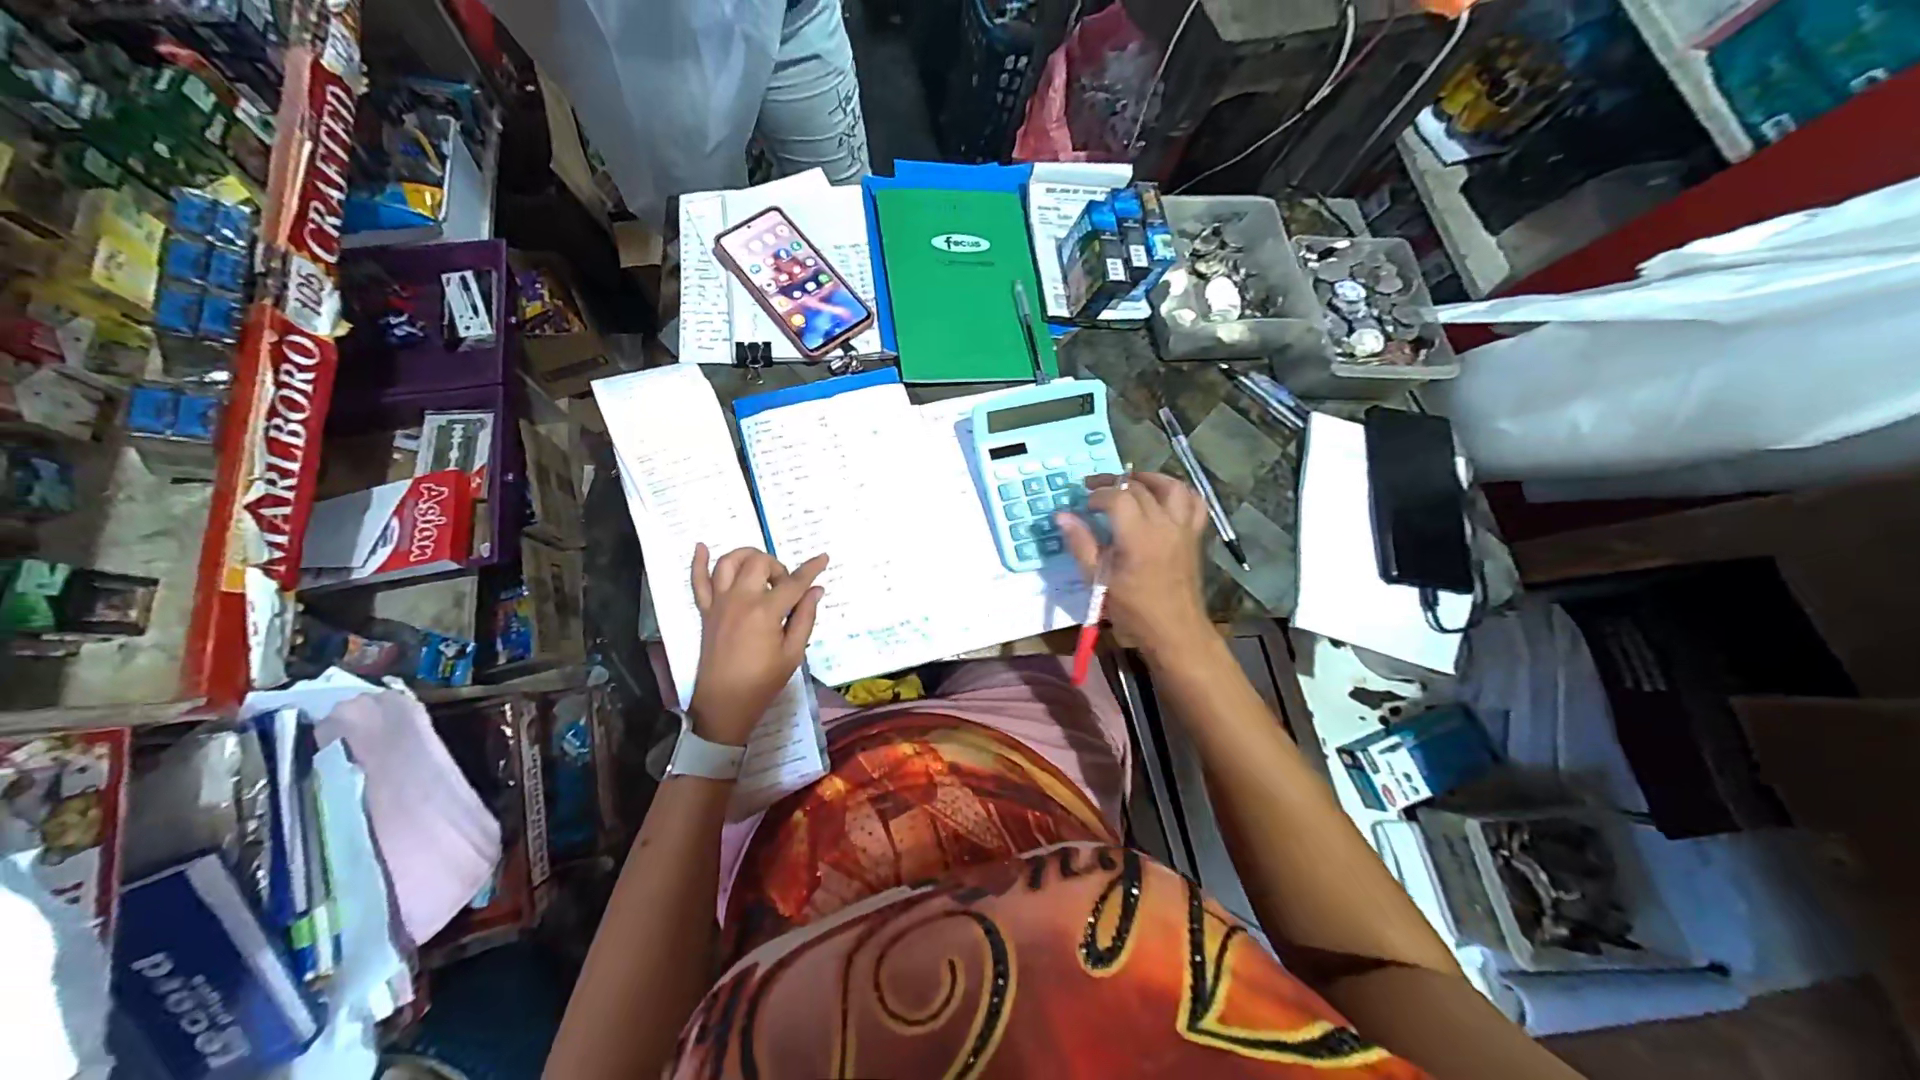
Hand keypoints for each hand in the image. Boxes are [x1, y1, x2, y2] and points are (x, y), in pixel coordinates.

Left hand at [686, 544, 827, 746]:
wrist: (724, 703)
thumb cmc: (762, 682)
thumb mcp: (792, 653)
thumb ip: (804, 617)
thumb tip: (815, 590)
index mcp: (765, 611)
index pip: (793, 582)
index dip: (811, 569)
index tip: (823, 558)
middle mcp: (740, 599)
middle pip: (759, 563)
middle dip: (778, 567)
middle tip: (786, 587)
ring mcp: (719, 603)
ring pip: (729, 562)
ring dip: (747, 557)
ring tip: (760, 569)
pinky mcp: (706, 611)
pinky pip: (697, 580)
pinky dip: (698, 561)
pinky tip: (702, 546)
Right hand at [1056, 472, 1212, 660]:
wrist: (1174, 630)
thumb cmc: (1133, 610)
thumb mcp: (1097, 580)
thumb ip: (1080, 543)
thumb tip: (1062, 515)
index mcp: (1138, 536)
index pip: (1117, 497)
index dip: (1098, 494)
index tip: (1084, 505)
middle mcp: (1164, 524)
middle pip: (1140, 488)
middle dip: (1115, 483)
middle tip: (1094, 489)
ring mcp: (1183, 528)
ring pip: (1172, 487)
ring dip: (1149, 479)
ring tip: (1130, 481)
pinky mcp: (1194, 535)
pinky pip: (1194, 503)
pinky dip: (1180, 492)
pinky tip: (1164, 495)